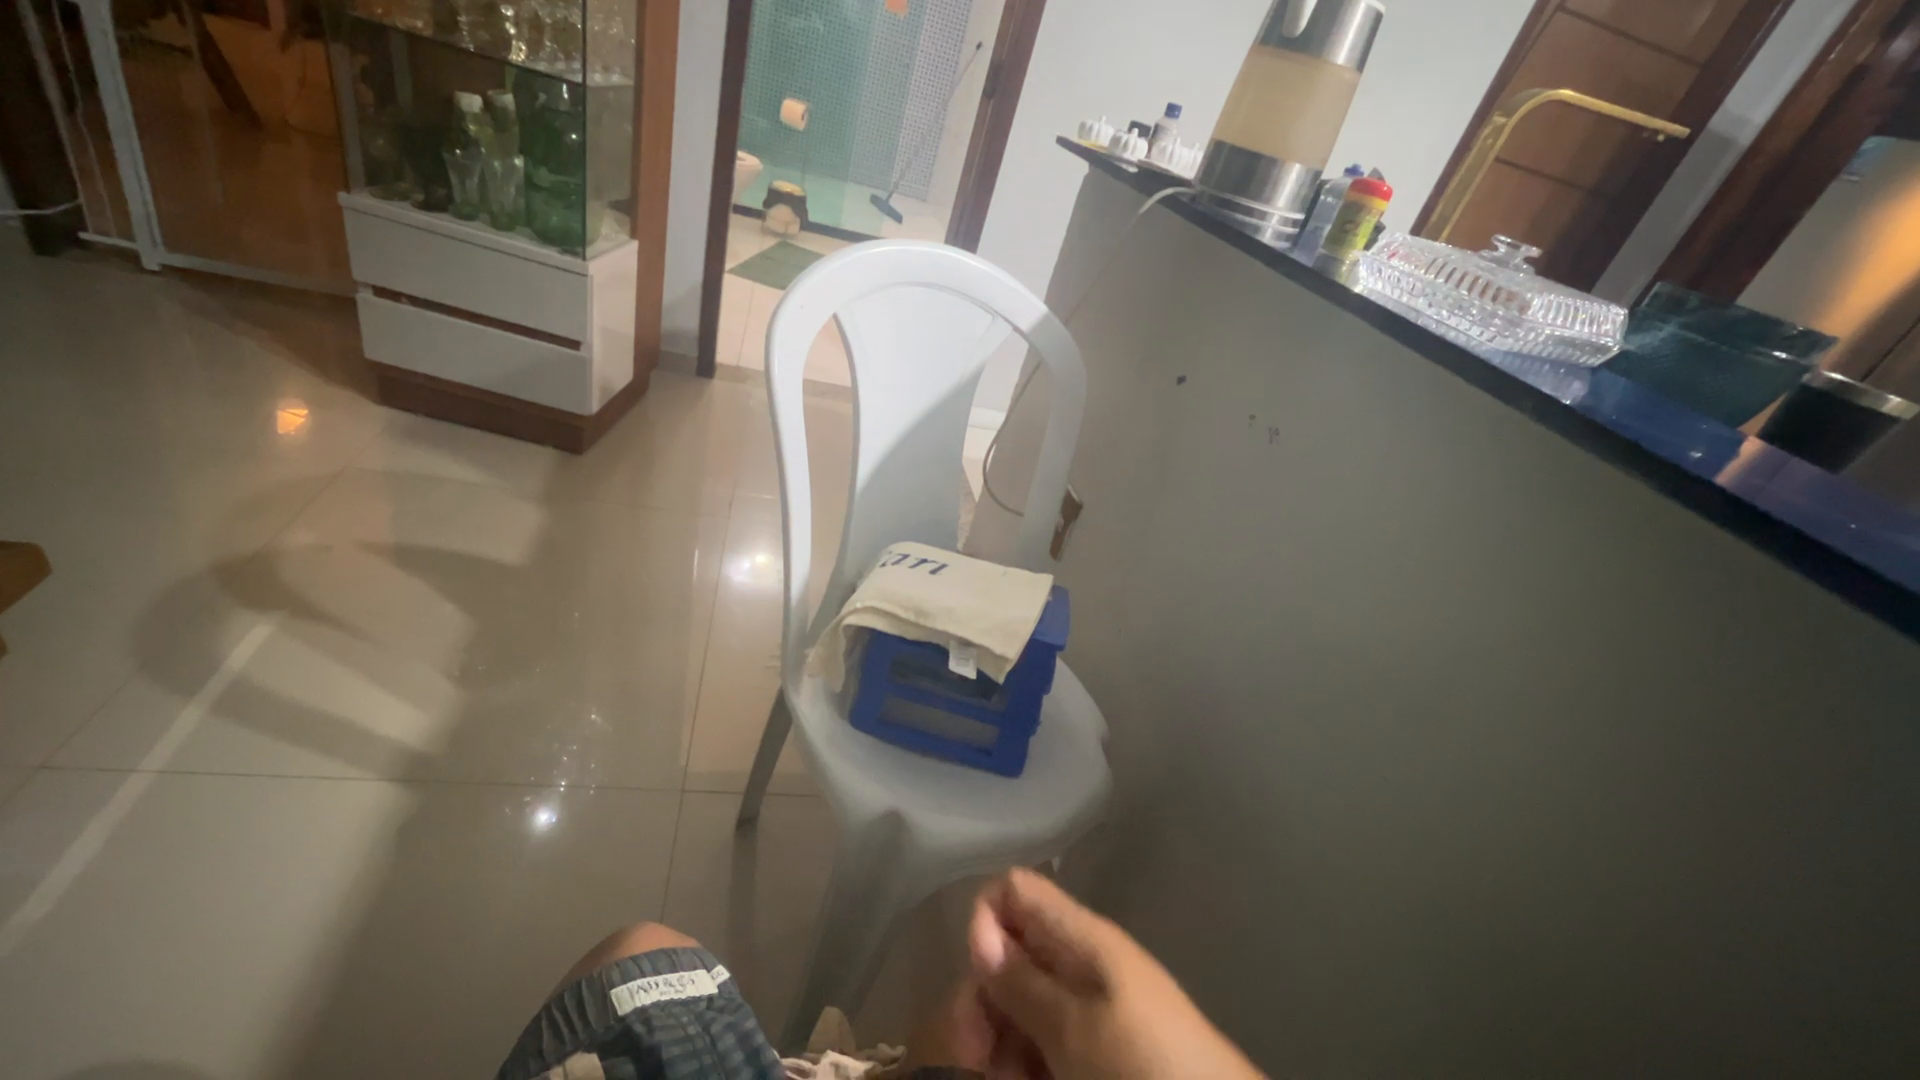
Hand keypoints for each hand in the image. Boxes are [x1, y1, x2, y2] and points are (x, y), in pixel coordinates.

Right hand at [966, 869, 1262, 1079]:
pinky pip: (1038, 1043)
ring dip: (996, 1043)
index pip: (1013, 891)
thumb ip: (1022, 980)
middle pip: (1005, 958)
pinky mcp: (1090, 1052)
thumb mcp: (1075, 1028)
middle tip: (973, 1056)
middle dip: (980, 1002)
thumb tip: (977, 930)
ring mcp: (1084, 1010)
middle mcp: (1077, 963)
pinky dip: (1021, 1063)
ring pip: (1014, 1008)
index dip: (984, 923)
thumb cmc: (1144, 1066)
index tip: (979, 978)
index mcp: (1079, 937)